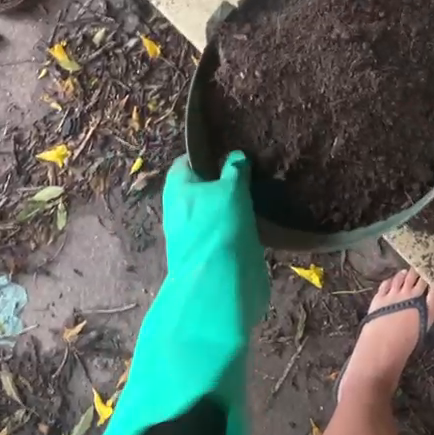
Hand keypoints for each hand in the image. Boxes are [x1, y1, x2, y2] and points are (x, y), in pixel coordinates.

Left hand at [162, 152, 258, 268]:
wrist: (217, 282)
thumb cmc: (219, 225)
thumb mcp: (232, 189)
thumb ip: (236, 169)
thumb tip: (237, 155)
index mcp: (177, 187)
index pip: (187, 161)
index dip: (208, 154)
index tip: (232, 152)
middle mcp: (179, 207)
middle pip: (200, 185)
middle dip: (222, 179)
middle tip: (249, 172)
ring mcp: (190, 232)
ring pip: (212, 208)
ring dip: (231, 203)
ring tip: (256, 194)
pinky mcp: (204, 251)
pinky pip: (220, 228)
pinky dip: (234, 223)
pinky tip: (254, 219)